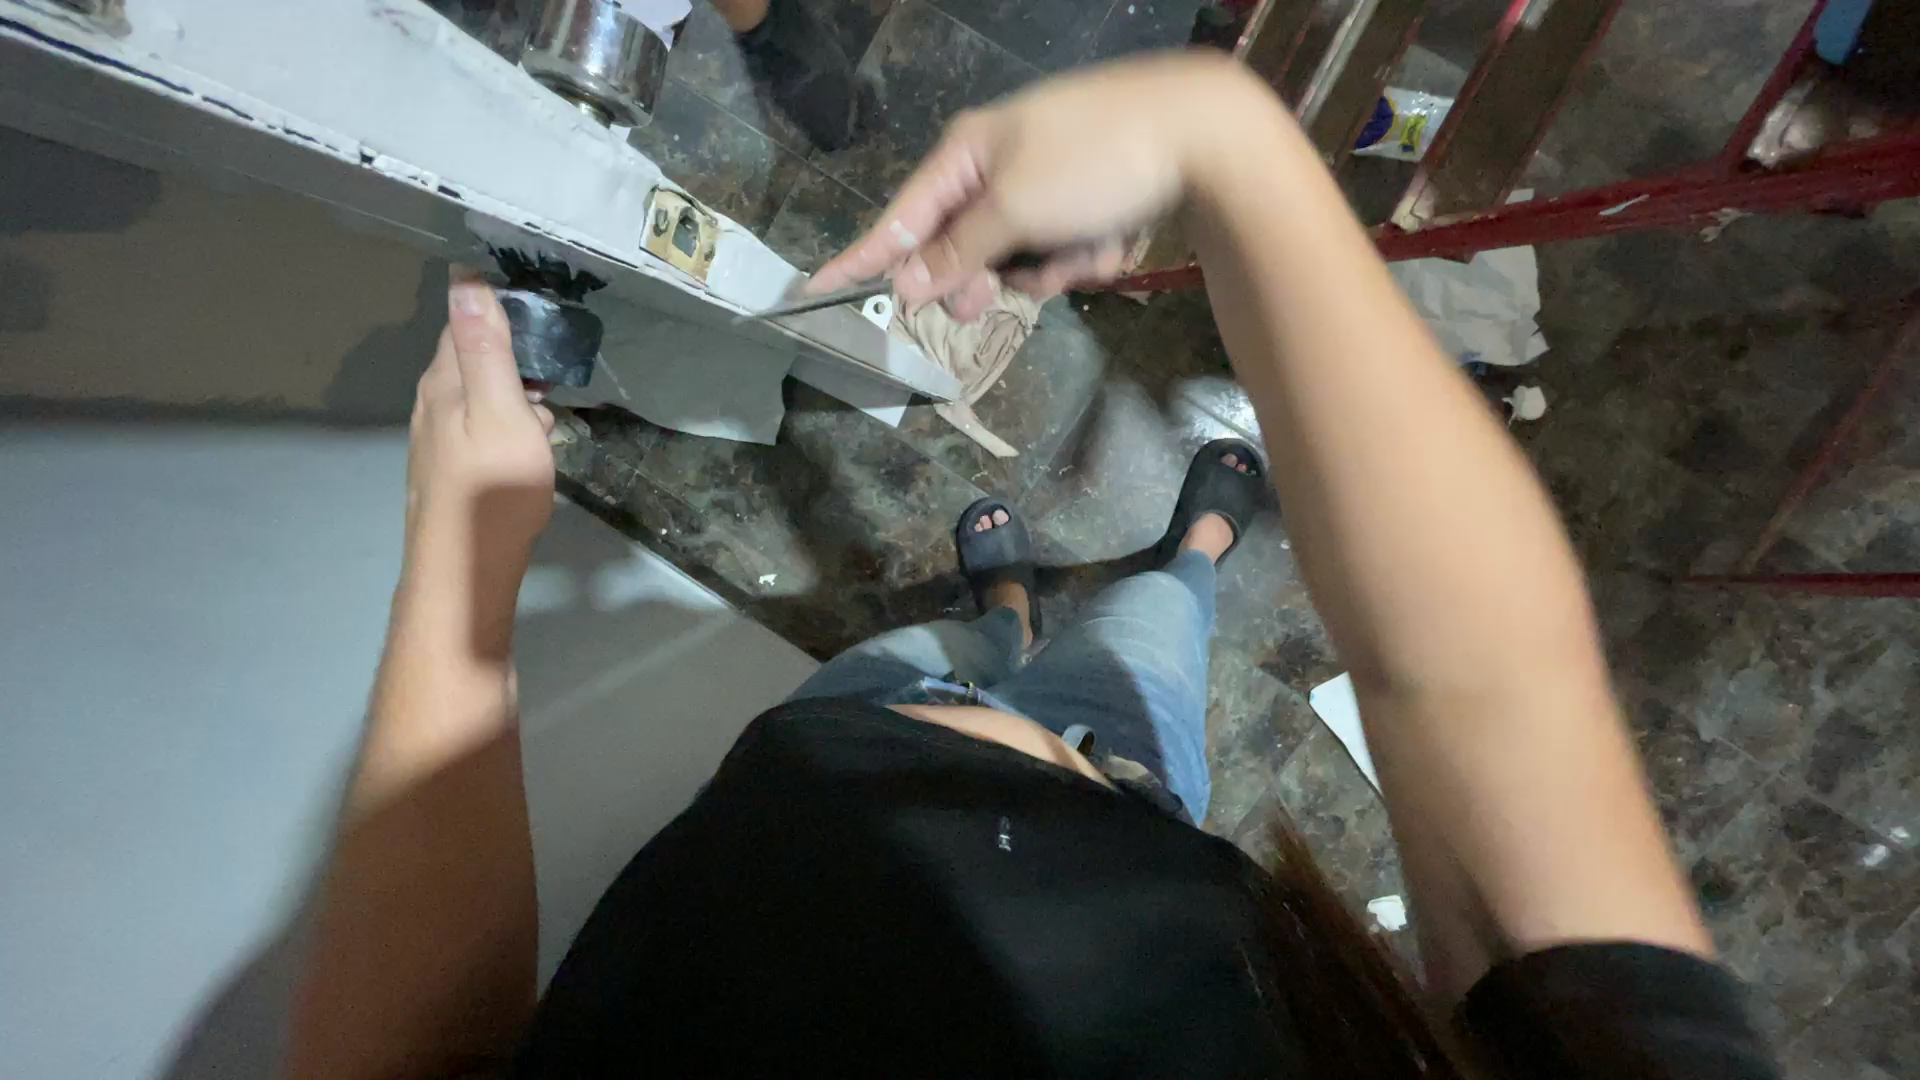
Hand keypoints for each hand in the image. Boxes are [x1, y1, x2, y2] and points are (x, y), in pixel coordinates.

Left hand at [404, 269, 555, 590]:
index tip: (539, 309)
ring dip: (515, 389)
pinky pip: (484, 425)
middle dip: (512, 351)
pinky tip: (531, 441)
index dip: (497, 308)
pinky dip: (511, 421)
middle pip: (471, 358)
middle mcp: (435, 403)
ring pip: (480, 394)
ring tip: (549, 403)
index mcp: (445, 383)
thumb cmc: (495, 486)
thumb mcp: (501, 411)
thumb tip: (466, 281)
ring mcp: (441, 437)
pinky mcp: (455, 466)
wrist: (468, 564)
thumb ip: (487, 350)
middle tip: (556, 361)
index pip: (463, 323)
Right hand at [808, 52, 1257, 318]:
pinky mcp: (1079, 215)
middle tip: (987, 301)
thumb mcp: (1015, 206)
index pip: (900, 219)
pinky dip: (1083, 259)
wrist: (1200, 138)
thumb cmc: (1094, 160)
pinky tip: (1112, 238)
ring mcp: (1041, 196)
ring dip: (1051, 268)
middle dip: (983, 279)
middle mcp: (997, 175)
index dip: (861, 258)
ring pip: (1016, 265)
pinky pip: (1059, 259)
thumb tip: (905, 283)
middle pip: (959, 253)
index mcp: (968, 157)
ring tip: (1086, 243)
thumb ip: (957, 249)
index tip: (818, 289)